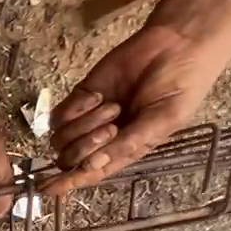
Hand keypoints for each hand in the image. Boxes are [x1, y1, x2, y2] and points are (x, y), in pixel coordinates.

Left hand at [43, 25, 224, 194]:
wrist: (181, 41)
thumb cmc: (183, 82)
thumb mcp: (165, 118)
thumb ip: (129, 143)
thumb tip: (92, 166)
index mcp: (123, 149)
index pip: (87, 173)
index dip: (66, 183)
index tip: (47, 188)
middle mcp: (100, 139)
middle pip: (67, 159)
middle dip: (83, 148)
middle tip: (110, 128)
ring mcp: (86, 120)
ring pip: (59, 140)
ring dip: (84, 125)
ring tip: (112, 107)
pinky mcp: (77, 101)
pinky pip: (57, 117)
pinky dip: (75, 108)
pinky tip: (97, 96)